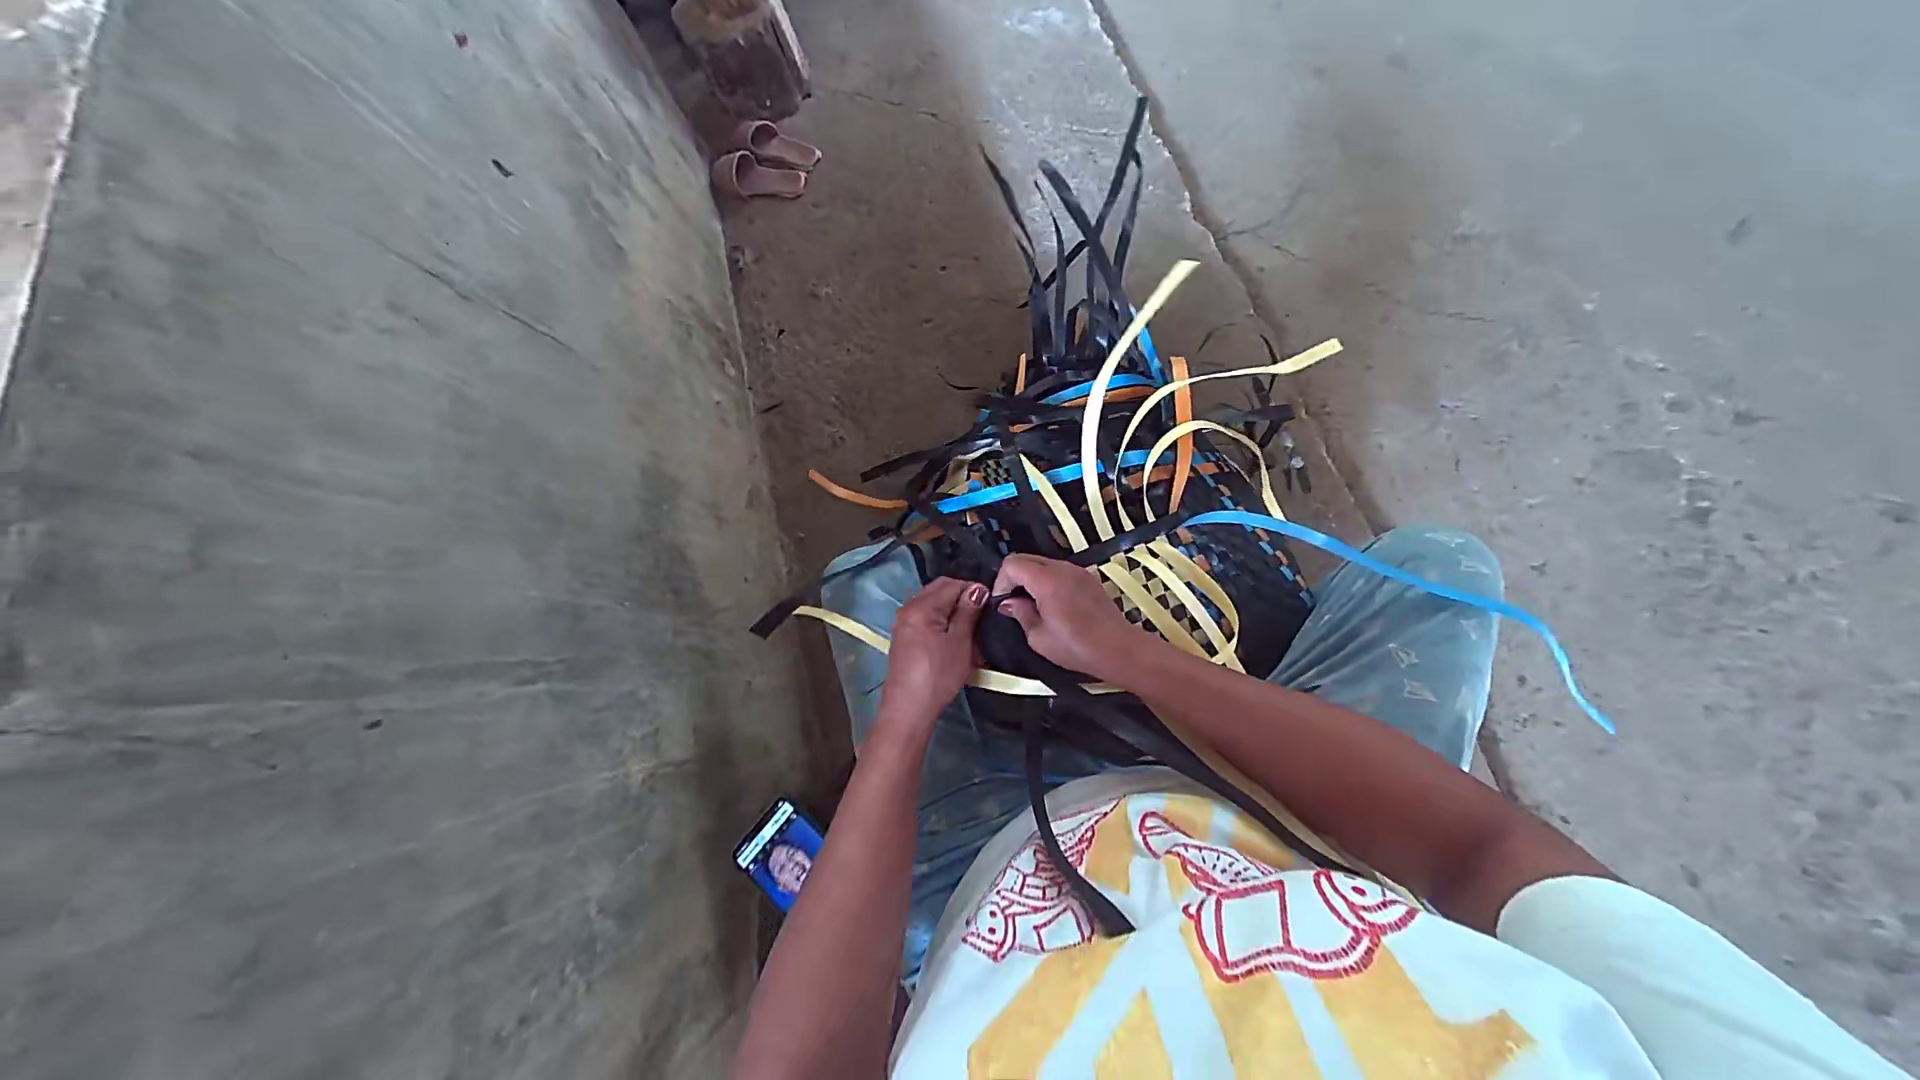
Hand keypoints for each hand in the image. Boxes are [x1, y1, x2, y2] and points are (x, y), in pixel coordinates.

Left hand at [879, 578, 988, 724]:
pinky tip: (953, 639)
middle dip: (961, 598)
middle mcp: (908, 608)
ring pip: (932, 604)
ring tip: (969, 631)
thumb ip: (968, 612)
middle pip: (939, 590)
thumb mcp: (960, 642)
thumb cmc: (938, 675)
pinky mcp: (903, 637)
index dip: (973, 590)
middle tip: (981, 617)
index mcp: (921, 606)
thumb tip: (977, 589)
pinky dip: (940, 622)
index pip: (951, 584)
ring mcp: (903, 623)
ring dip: (951, 611)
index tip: (989, 605)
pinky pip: (925, 618)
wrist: (908, 708)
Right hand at [991, 554, 1148, 681]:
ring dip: (1031, 580)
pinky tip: (1052, 606)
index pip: (1012, 564)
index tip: (1003, 601)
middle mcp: (1063, 569)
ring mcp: (1077, 571)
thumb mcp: (1038, 637)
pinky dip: (1048, 582)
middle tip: (1013, 603)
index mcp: (1047, 580)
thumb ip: (1020, 614)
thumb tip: (1010, 604)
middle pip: (1026, 558)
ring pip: (1043, 564)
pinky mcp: (1087, 579)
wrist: (1118, 649)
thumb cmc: (1080, 647)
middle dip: (1014, 579)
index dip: (1001, 582)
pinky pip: (1059, 571)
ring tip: (1033, 607)